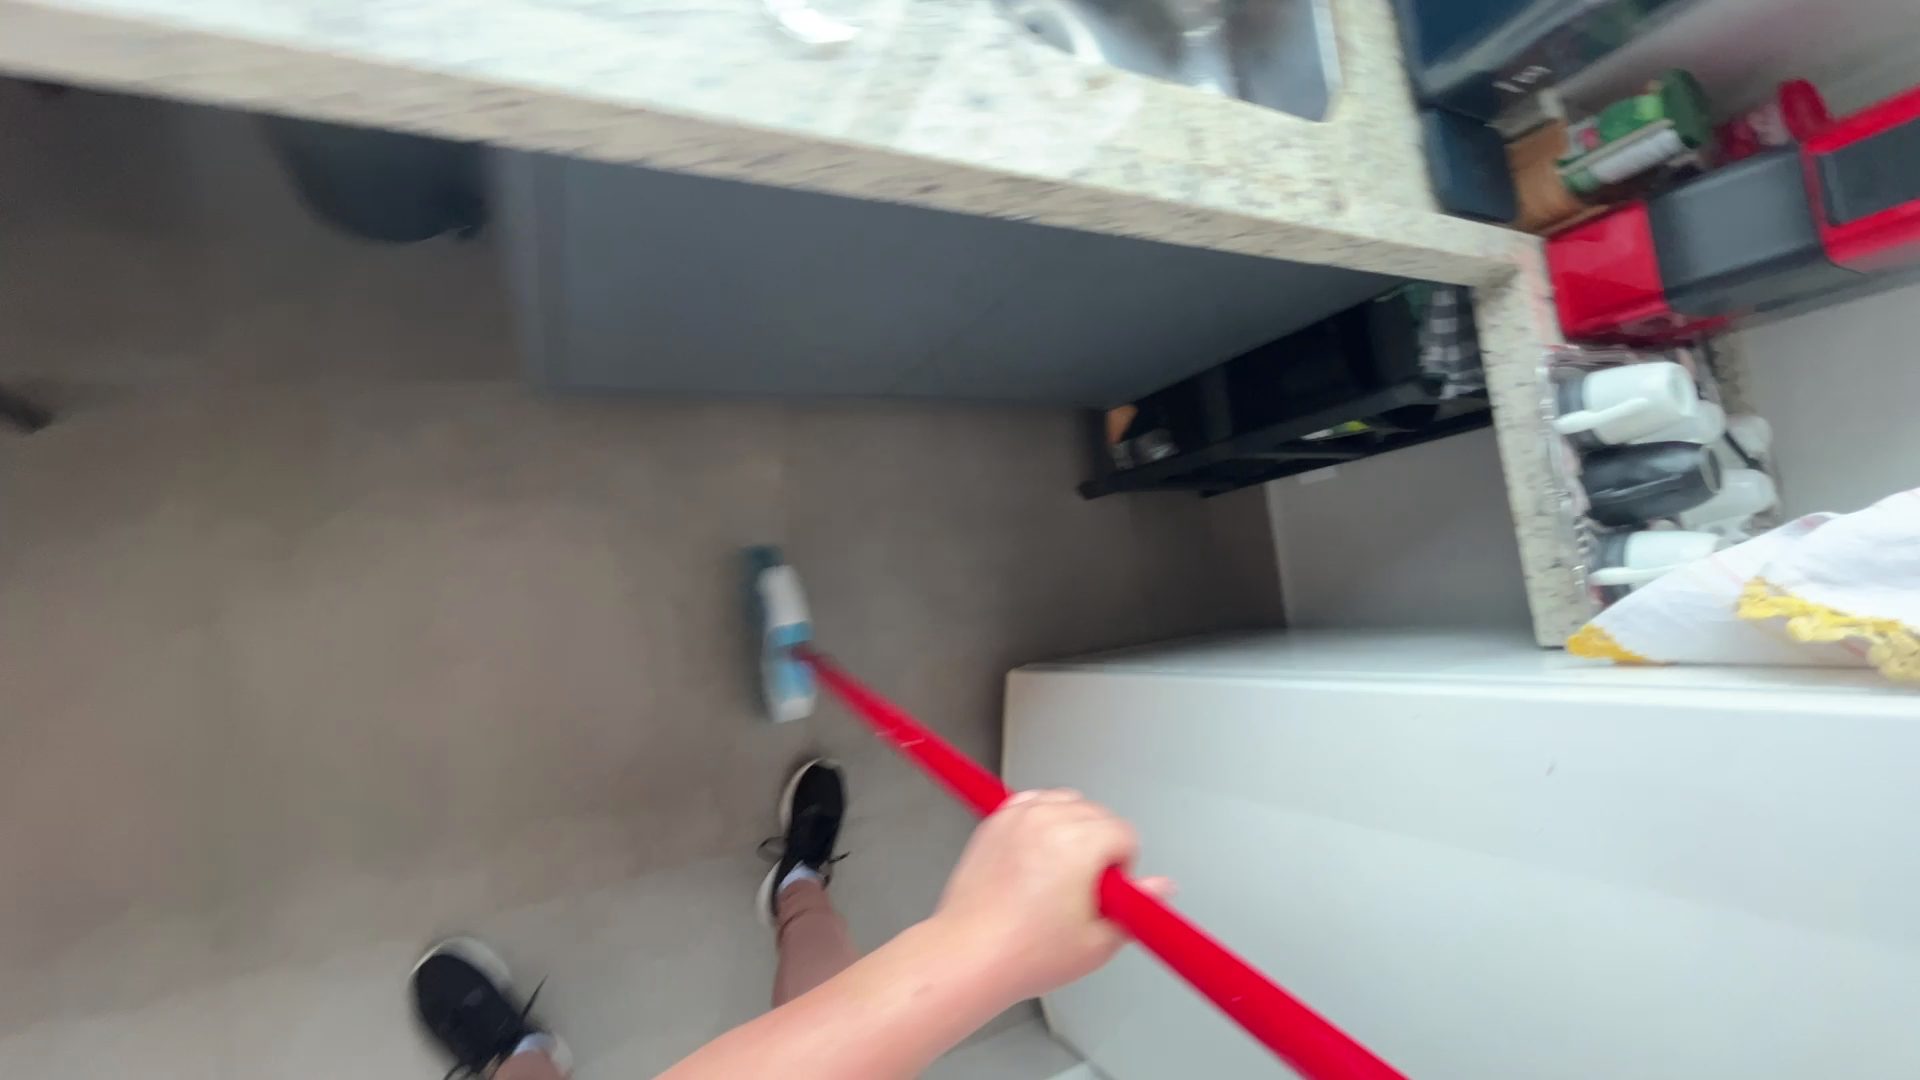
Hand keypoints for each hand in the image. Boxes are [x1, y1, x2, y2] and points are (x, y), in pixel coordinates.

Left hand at [930, 789, 1173, 1004]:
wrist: (971, 952)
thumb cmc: (1024, 950)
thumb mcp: (1098, 941)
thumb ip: (1138, 906)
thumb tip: (1161, 888)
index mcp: (1079, 842)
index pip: (1124, 831)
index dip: (1125, 865)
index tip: (1111, 888)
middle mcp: (1048, 819)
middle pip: (1097, 813)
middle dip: (1101, 844)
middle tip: (1086, 886)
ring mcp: (1019, 816)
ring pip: (1065, 801)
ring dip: (1072, 826)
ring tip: (1061, 869)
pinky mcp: (997, 819)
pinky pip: (1032, 800)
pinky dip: (1040, 816)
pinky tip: (1037, 851)